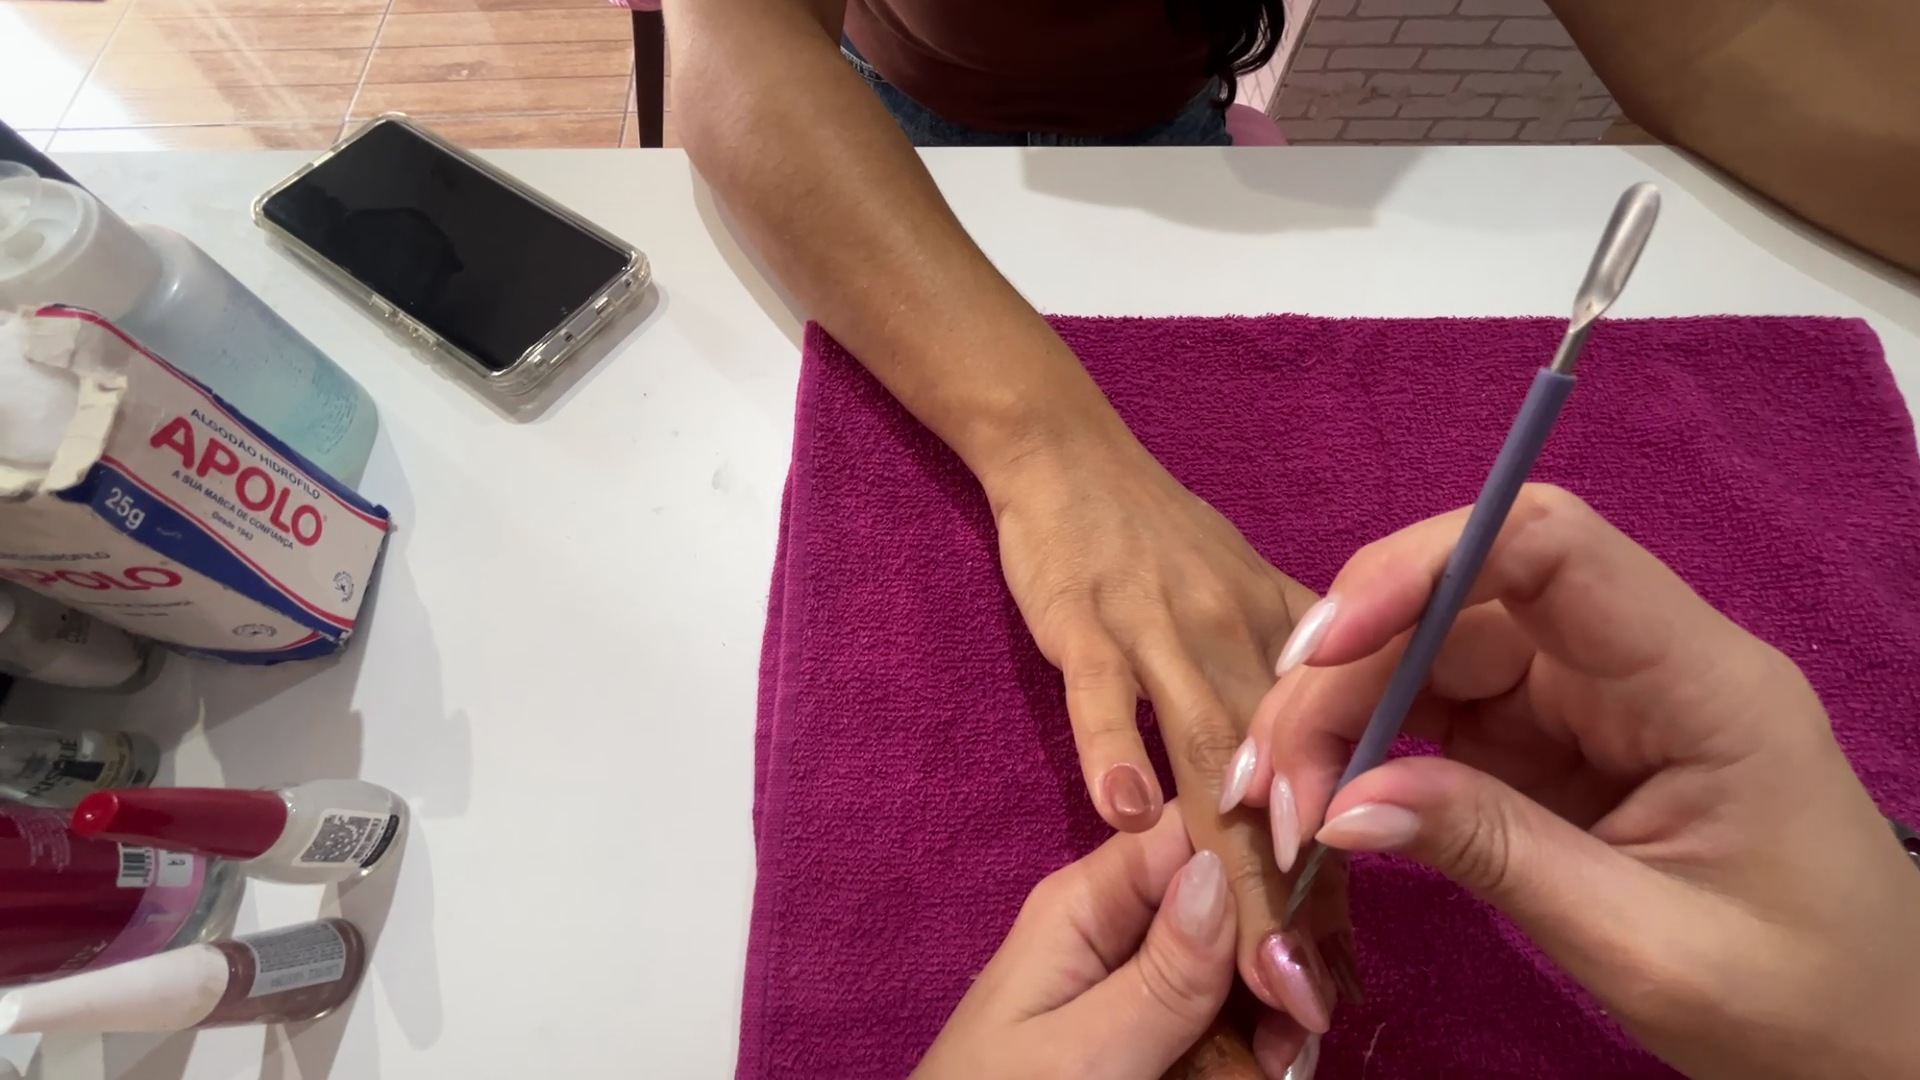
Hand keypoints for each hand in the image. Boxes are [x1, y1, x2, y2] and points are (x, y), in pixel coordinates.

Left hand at [912, 803, 1319, 1079]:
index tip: (1294, 947)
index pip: (1180, 835)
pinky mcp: (1148, 1017)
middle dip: (1268, 948)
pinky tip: (1269, 1064)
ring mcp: (1132, 970)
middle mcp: (1111, 919)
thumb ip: (1161, 974)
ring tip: (1281, 1060)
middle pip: (1218, 896)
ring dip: (1271, 1001)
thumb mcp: (1083, 1053)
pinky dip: (1253, 1033)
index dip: (1249, 871)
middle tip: (1301, 1019)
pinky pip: (1217, 1005)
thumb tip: (1219, 866)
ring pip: (1231, 955)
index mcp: (1083, 900)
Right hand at [987, 434, 1354, 1026]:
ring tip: (1243, 961)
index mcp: (1286, 628)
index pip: (1332, 755)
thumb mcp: (1239, 587)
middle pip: (1279, 768)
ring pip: (1207, 743)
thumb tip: (1302, 781)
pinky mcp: (1089, 616)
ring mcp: (1161, 621)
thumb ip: (1273, 676)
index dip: (1340, 861)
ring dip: (1225, 852)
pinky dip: (1114, 745)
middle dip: (1294, 891)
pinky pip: (1105, 687)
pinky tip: (1123, 814)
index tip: (1341, 964)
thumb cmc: (1151, 534)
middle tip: (1308, 1005)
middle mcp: (1238, 629)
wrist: (1070, 459)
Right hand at [1249, 485, 1919, 1079]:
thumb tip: (1337, 804)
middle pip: (1435, 611)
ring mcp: (1551, 687)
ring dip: (1321, 717)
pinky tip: (1306, 790)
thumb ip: (1493, 854)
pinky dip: (1340, 743)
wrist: (1870, 1051)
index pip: (1541, 545)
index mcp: (1689, 675)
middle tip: (1270, 784)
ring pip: (1400, 654)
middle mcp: (1606, 655)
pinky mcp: (1508, 725)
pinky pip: (1401, 704)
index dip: (1417, 566)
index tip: (1320, 648)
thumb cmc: (1810, 1004)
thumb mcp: (1654, 948)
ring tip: (1274, 801)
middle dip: (1333, 685)